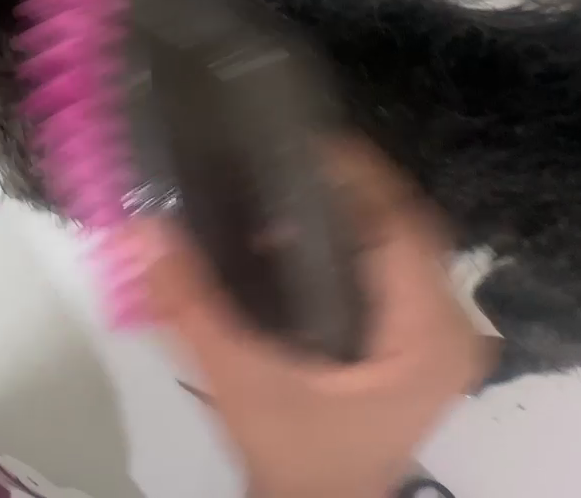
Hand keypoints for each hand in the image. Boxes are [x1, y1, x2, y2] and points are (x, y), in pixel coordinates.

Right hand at [136, 140, 491, 497]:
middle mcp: (439, 327)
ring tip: (253, 175)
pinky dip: (326, 236)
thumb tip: (141, 226)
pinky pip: (371, 266)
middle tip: (254, 148)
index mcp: (424, 334)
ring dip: (326, 205)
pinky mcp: (398, 341)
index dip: (355, 171)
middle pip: (392, 225)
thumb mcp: (238, 376)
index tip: (290, 131)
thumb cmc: (295, 448)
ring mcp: (423, 335)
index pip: (403, 226)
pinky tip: (267, 228)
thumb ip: (189, 303)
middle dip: (329, 180)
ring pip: (382, 243)